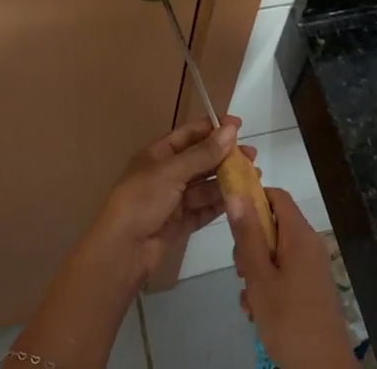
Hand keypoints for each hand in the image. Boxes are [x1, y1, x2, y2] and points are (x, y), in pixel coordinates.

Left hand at [86, 116, 257, 281]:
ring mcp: (173, 199)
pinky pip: (204, 209)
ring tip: (253, 179)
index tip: (239, 126)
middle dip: (225, 157)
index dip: (213, 128)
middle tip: (253, 157)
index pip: (190, 134)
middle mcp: (167, 174)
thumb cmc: (142, 201)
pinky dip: (220, 204)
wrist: (123, 250)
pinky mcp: (180, 223)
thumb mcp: (172, 172)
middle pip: (201, 160)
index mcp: (159, 154)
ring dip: (227, 181)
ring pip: (205, 186)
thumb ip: (203, 153)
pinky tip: (240, 201)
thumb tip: (231, 130)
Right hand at [231, 188, 356, 368]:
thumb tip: (237, 194)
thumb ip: (247, 235)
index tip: (232, 221)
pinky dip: (270, 284)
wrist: (322, 367)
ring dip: (257, 271)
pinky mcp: (312, 287)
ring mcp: (313, 267)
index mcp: (300, 235)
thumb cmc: (288, 319)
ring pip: (276, 253)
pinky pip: (286, 272)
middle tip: (241, 272)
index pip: (277, 196)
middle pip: (274, 226)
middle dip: (251, 245)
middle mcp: (310, 245)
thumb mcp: (259, 277)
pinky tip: (258, 311)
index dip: (253, 199)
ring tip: (249, 299)